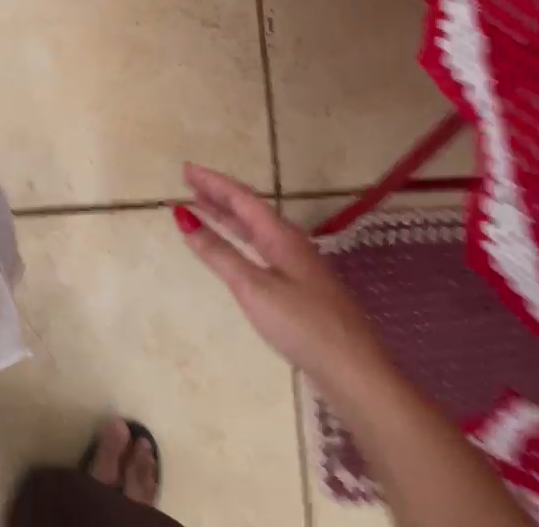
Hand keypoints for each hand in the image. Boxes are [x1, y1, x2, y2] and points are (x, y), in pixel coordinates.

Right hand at [173, 163, 385, 391]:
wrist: (353, 369)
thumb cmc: (301, 325)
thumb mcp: (253, 287)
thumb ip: (219, 253)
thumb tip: (185, 219)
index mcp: (281, 237)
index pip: (242, 199)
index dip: (213, 183)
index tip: (186, 169)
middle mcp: (291, 243)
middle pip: (250, 210)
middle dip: (218, 194)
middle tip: (189, 182)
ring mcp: (298, 265)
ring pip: (257, 229)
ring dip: (229, 216)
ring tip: (203, 207)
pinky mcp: (301, 286)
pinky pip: (262, 247)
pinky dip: (240, 239)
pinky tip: (236, 247)